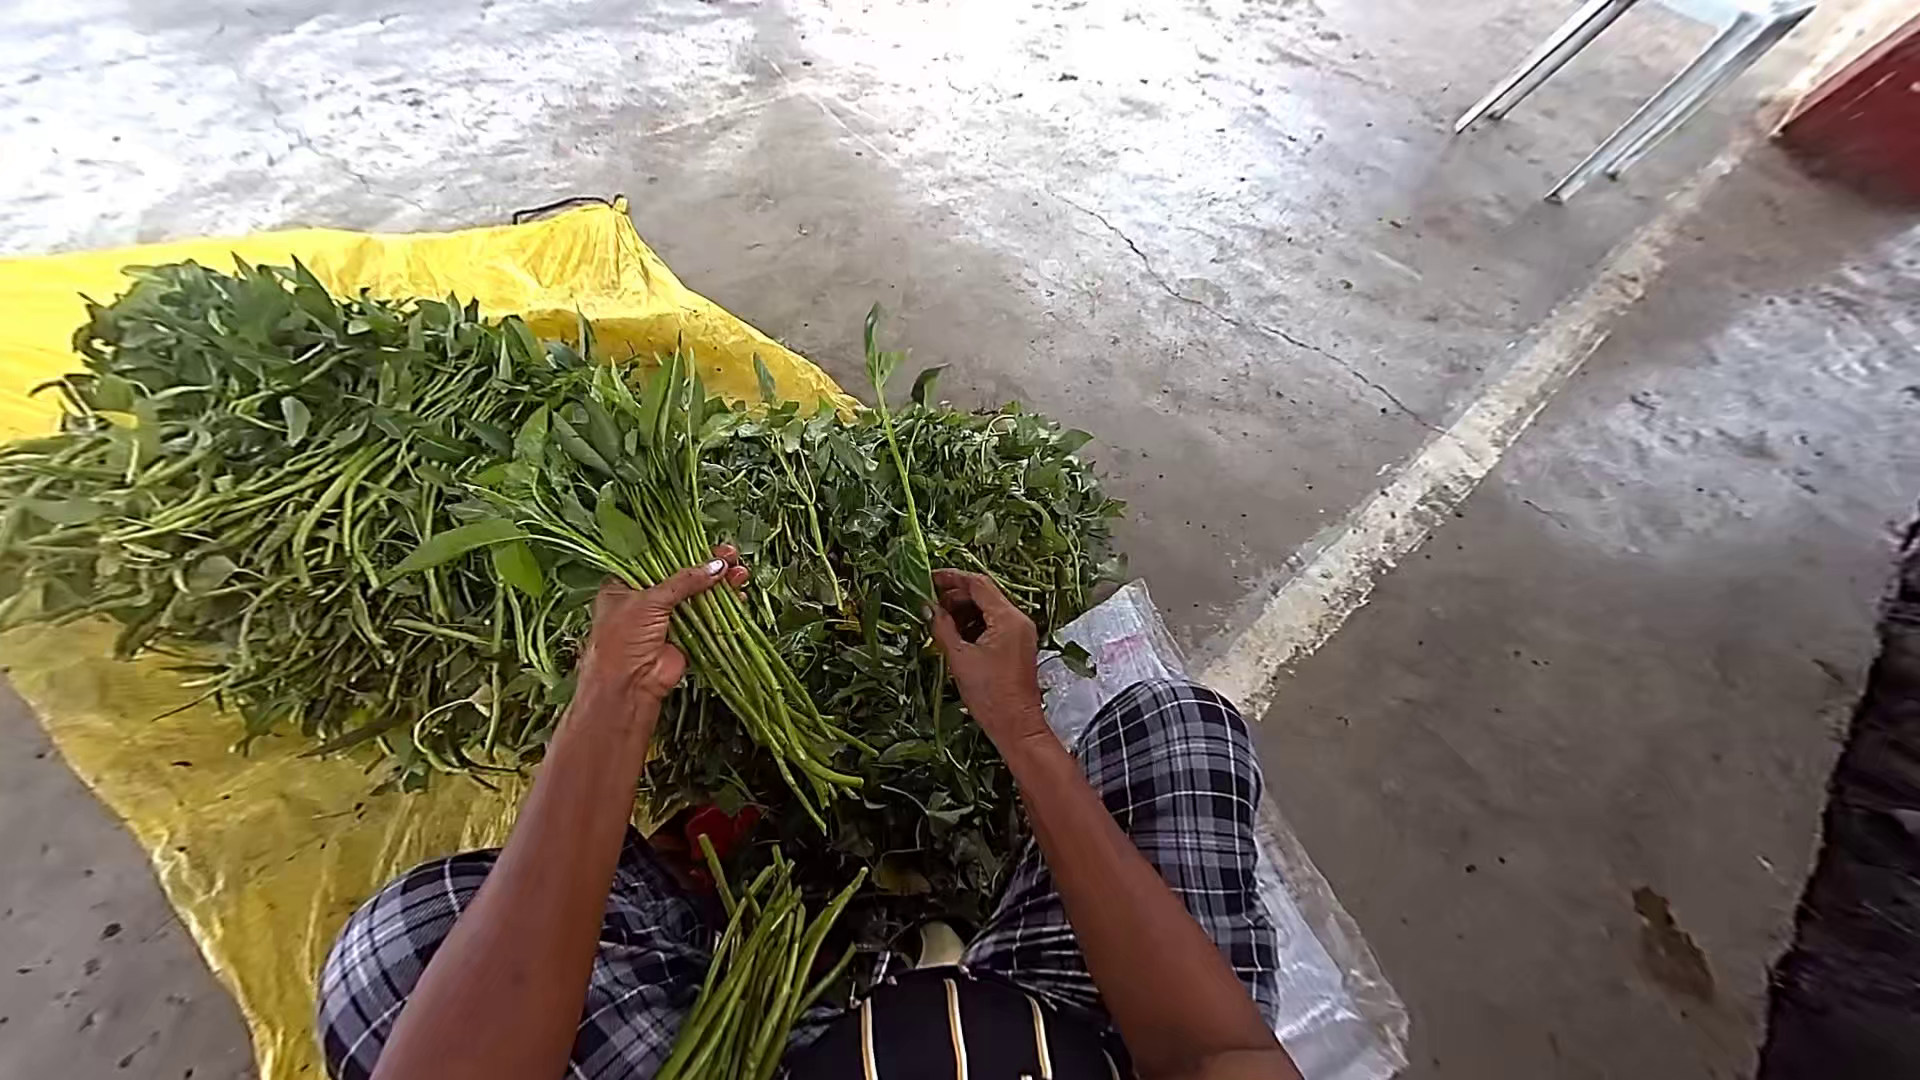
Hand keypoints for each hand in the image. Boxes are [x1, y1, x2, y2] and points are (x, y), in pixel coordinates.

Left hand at [576, 544, 747, 707]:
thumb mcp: (648, 601)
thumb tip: (717, 565)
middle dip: (709, 565)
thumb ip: (684, 581)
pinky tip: (739, 594)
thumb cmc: (622, 640)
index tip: (708, 542)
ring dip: (721, 583)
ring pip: (700, 594)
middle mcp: (648, 599)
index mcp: (627, 585)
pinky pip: (710, 615)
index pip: (658, 559)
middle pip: (684, 575)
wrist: (629, 687)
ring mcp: (669, 617)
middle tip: (731, 555)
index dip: (684, 549)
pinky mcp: (688, 634)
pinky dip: (726, 605)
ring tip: (740, 573)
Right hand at [928, 568, 1049, 749]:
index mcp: (1007, 618)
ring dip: (963, 611)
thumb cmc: (990, 694)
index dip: (952, 578)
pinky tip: (955, 634)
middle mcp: (1018, 619)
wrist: (1016, 725)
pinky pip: (994, 623)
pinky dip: (974, 624)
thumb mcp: (960, 658)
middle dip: (956, 596)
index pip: (978, 584)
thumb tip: (927, 607)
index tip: (930, 578)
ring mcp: (1020, 631)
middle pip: (984, 594)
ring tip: (939, 621)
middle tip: (930, 604)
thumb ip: (942, 627)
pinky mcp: (1017, 644)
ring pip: (988, 608)